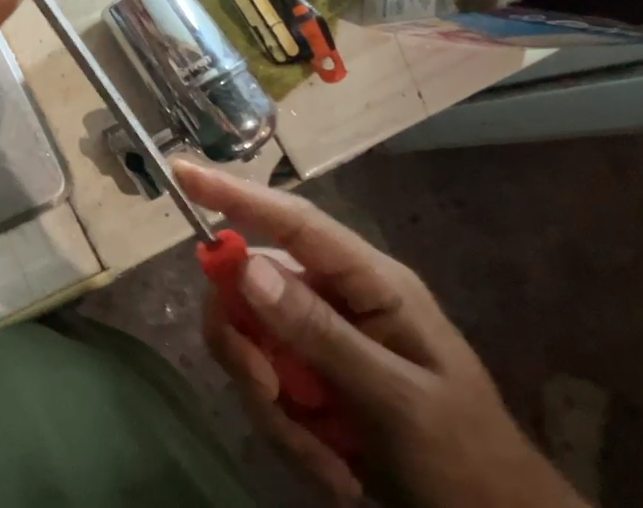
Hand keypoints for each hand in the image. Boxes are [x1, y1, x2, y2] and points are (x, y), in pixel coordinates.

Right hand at [172, 159, 586, 507]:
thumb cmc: (463, 455)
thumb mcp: (396, 398)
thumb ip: (319, 332)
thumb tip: (246, 265)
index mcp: (371, 284)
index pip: (292, 223)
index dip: (233, 193)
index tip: (180, 170)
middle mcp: (335, 299)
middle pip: (249, 289)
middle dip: (248, 349)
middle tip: (268, 397)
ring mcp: (316, 339)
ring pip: (248, 344)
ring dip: (272, 409)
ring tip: (326, 462)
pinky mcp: (304, 378)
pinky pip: (260, 387)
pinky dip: (285, 433)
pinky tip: (333, 471)